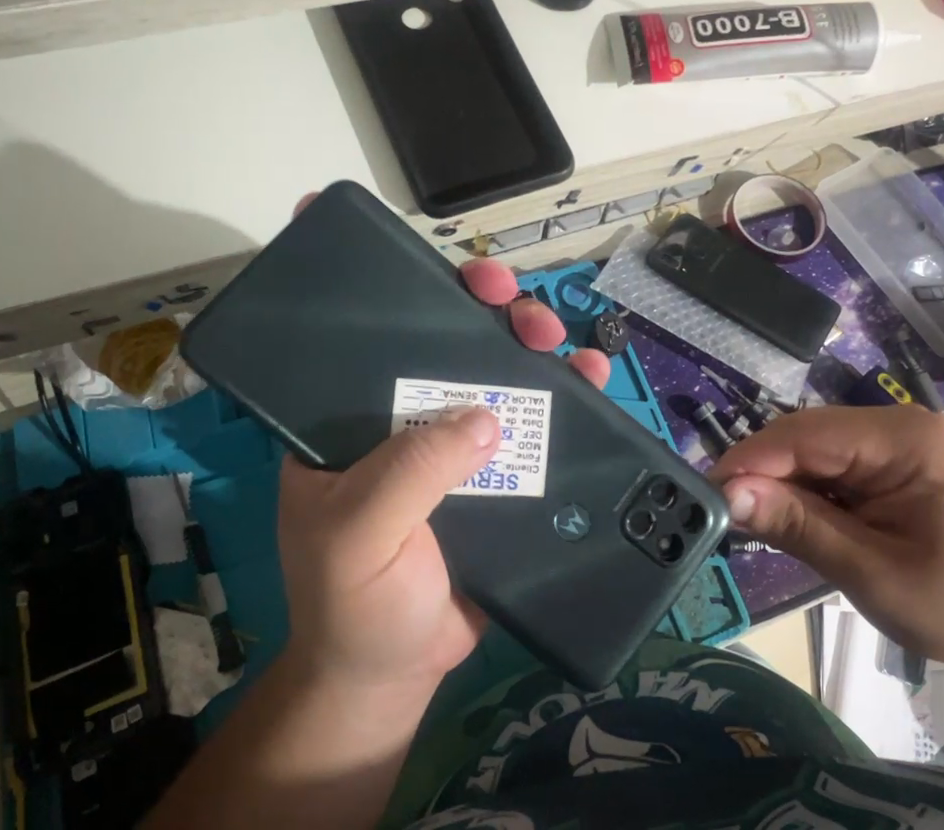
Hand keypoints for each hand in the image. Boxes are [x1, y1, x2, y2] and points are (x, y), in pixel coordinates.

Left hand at [276, 199, 608, 690]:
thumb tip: (485, 416)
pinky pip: (534, 429)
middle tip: (514, 305)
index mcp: (352, 423)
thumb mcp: (358, 534)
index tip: (443, 270)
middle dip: (486, 312)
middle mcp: (404, 422)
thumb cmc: (352, 603)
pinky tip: (591, 377)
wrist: (394, 673)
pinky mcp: (500, 479)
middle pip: (450, 347)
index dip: (404, 293)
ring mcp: (454, 449)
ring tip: (558, 338)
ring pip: (498, 378)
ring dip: (531, 346)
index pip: (373, 340)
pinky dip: (565, 399)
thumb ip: (409, 473)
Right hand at [709, 405, 943, 688]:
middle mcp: (900, 424)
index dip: (750, 461)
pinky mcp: (895, 463)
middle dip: (761, 472)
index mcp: (904, 439)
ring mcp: (899, 442)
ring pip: (814, 450)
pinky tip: (788, 518)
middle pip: (806, 436)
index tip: (704, 494)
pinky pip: (834, 466)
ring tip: (746, 520)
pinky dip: (806, 492)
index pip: (805, 434)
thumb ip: (800, 528)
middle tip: (719, 514)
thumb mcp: (873, 574)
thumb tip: (728, 495)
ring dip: (780, 483)